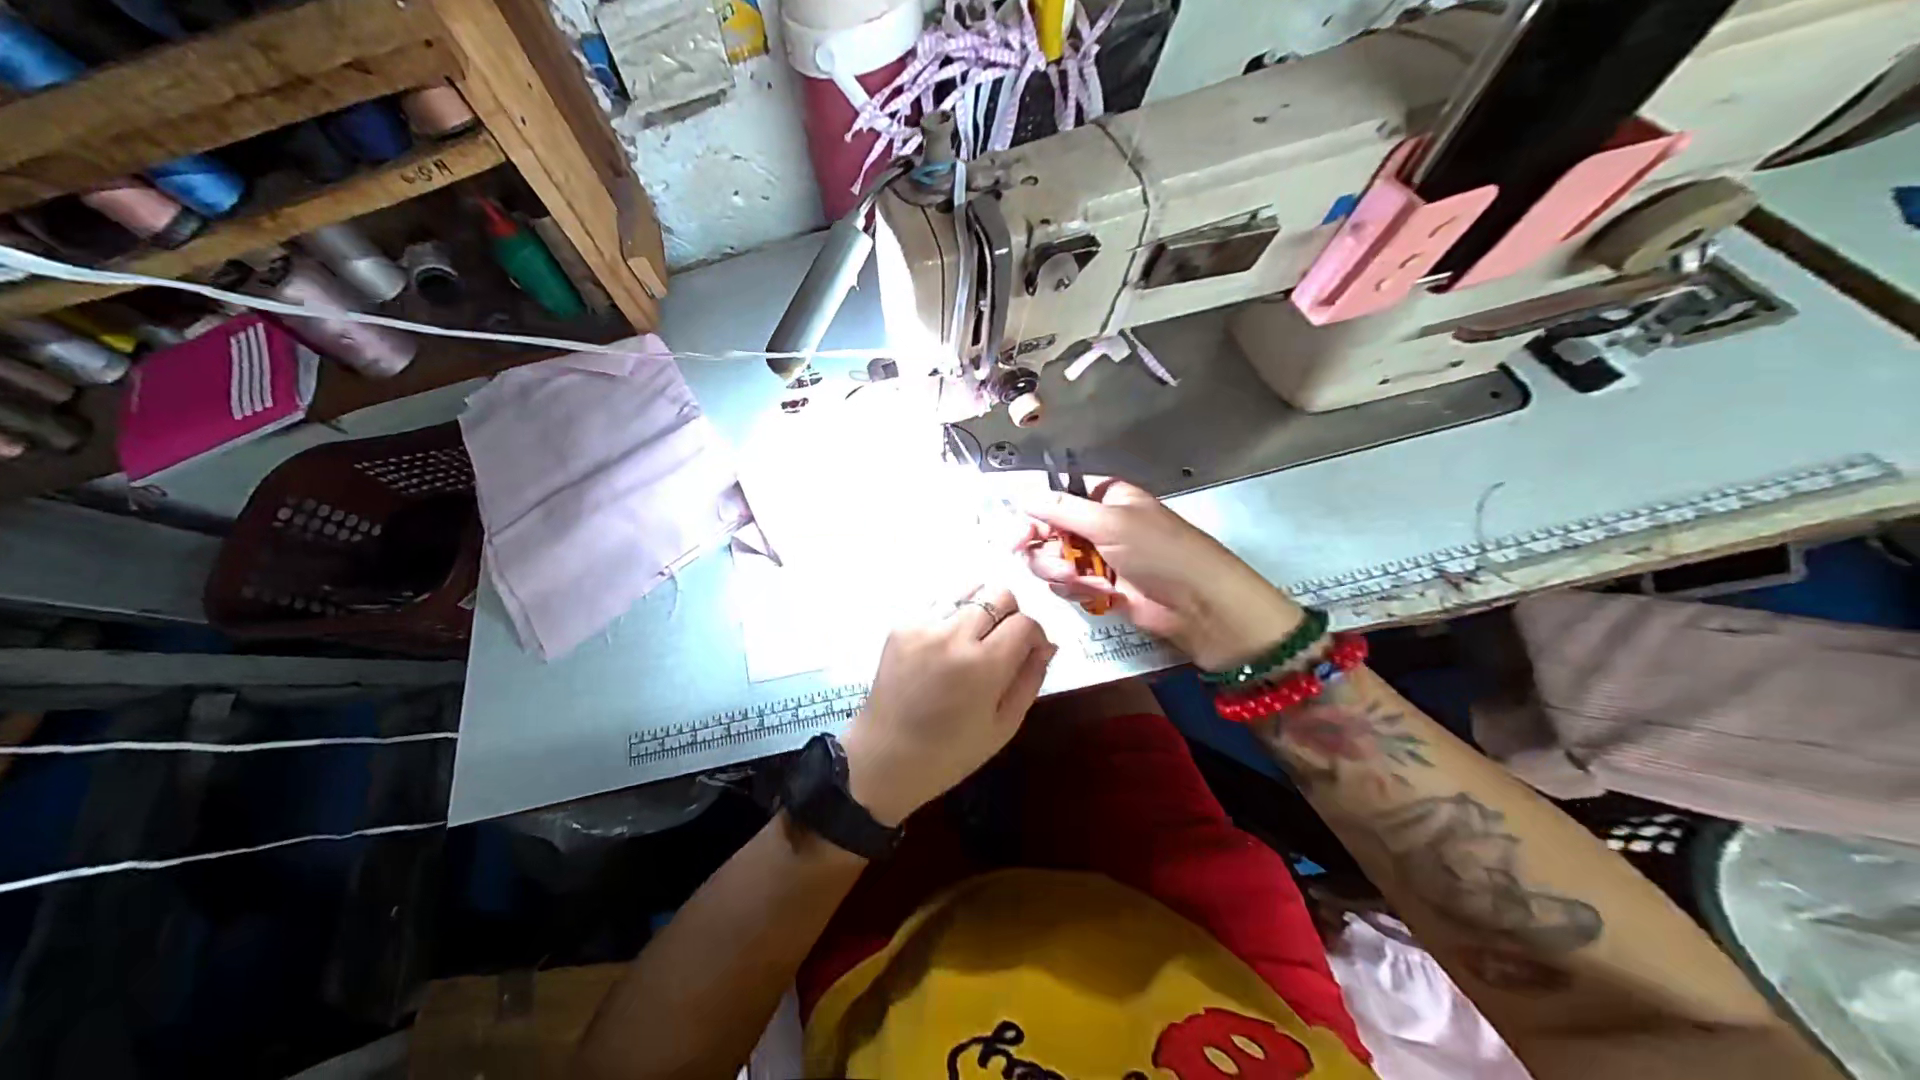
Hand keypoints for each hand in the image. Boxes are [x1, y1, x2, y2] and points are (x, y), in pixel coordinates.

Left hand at [840, 587, 1055, 825]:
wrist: (885, 758)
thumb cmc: (951, 753)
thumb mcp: (1004, 725)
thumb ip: (1030, 679)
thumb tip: (1047, 645)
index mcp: (983, 664)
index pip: (1025, 623)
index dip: (1035, 636)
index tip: (1031, 652)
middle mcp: (953, 634)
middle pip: (999, 594)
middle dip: (1011, 615)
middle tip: (1003, 644)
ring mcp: (923, 625)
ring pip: (968, 589)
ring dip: (981, 608)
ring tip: (975, 639)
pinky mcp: (901, 625)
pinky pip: (939, 602)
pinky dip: (952, 614)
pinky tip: (947, 644)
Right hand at [1016, 480, 1304, 670]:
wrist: (1197, 603)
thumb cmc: (1159, 551)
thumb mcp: (1109, 522)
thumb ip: (1060, 509)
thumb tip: (1021, 494)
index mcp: (1103, 498)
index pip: (1053, 500)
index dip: (1032, 517)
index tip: (1018, 538)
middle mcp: (1095, 524)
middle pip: (1045, 533)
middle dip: (1048, 553)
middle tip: (1062, 567)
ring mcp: (1096, 557)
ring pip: (1051, 562)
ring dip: (1062, 574)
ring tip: (1090, 583)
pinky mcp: (1098, 587)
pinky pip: (1066, 585)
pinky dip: (1077, 591)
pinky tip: (1099, 594)